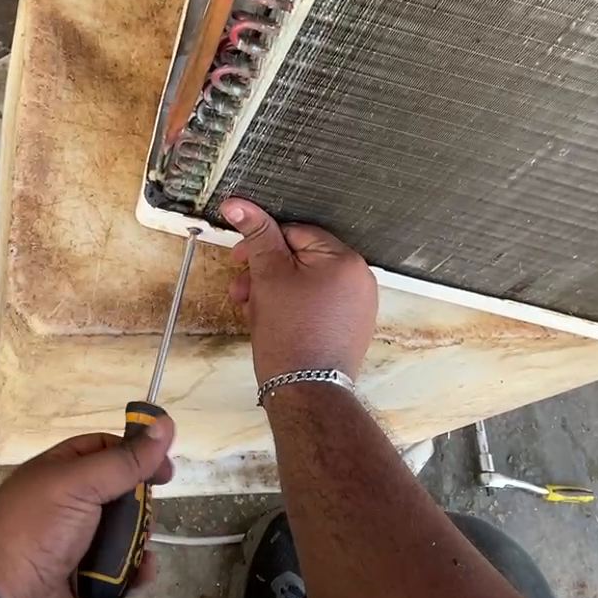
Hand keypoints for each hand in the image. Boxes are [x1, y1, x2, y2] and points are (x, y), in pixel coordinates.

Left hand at [0, 417, 175, 597]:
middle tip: (147, 515)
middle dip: (139, 503)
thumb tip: (164, 423)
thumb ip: (125, 460)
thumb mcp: (80, 485)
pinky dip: (134, 569)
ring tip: (140, 548)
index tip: (165, 468)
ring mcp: (76, 541)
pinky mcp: (83, 577)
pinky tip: (142, 571)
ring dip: (139, 538)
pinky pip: (118, 567)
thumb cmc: (37, 531)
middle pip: (119, 490)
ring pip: (123, 529)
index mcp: (60, 470)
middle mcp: (68, 502)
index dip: (136, 453)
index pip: (106, 448)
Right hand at [223, 198, 377, 383]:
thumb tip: (237, 203)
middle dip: (264, 272)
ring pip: (304, 283)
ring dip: (272, 290)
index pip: (295, 233)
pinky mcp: (349, 327)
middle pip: (299, 259)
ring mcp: (358, 306)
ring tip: (249, 308)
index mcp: (346, 260)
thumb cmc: (289, 333)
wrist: (306, 395)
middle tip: (240, 289)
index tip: (237, 258)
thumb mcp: (267, 276)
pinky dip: (291, 306)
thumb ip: (256, 235)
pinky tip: (268, 320)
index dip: (261, 244)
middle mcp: (360, 279)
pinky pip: (315, 304)